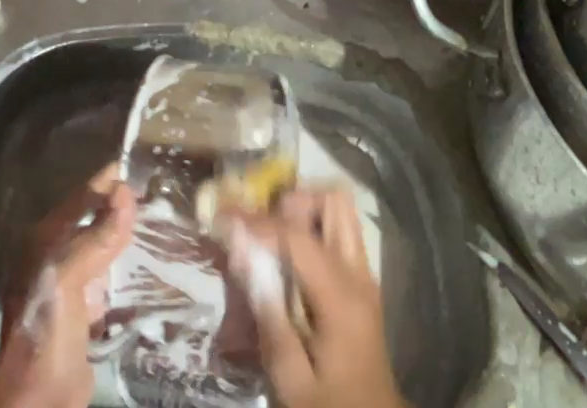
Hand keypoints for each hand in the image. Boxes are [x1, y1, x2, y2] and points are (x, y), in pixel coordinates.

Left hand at [0, 166, 134, 407]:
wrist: (39, 400)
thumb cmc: (45, 332)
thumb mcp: (66, 280)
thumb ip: (95, 238)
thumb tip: (124, 191)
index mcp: (42, 244)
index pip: (78, 201)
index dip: (104, 183)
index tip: (134, 165)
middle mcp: (51, 259)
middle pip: (89, 221)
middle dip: (116, 206)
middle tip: (154, 191)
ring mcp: (67, 287)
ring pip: (99, 249)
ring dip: (123, 236)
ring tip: (157, 221)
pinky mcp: (82, 313)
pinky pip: (107, 279)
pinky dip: (125, 269)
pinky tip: (146, 267)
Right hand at [233, 189, 405, 407]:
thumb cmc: (328, 405)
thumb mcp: (288, 372)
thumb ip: (266, 309)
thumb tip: (241, 252)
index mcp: (341, 297)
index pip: (297, 236)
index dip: (257, 220)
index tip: (222, 215)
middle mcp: (358, 275)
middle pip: (335, 202)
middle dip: (292, 200)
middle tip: (259, 221)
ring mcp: (364, 277)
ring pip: (340, 212)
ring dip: (303, 210)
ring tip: (268, 232)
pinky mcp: (360, 285)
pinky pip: (338, 234)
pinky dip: (310, 229)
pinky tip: (283, 254)